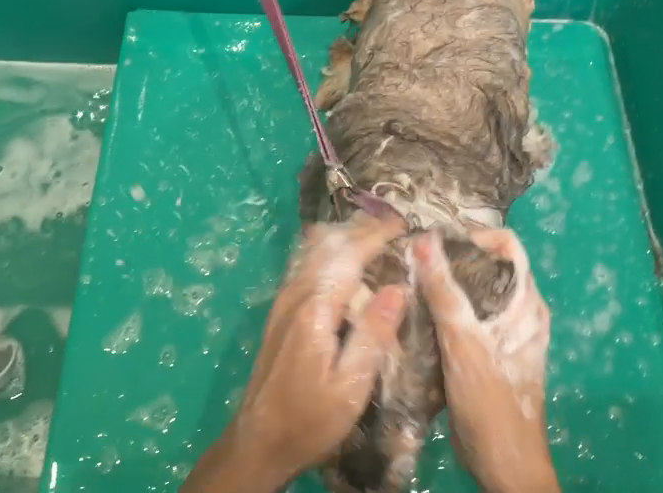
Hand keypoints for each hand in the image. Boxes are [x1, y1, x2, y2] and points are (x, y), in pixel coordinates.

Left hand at [183, 213, 410, 492]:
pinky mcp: (281, 310)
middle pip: (329, 246)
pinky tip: (343, 259)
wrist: (259, 440)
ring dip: (345, 237)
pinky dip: (329, 251)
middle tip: (395, 224)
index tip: (403, 223)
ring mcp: (284, 299)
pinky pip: (307, 264)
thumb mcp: (350, 386)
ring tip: (374, 233)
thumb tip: (397, 287)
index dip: (376, 235)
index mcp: (316, 308)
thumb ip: (373, 335)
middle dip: (362, 230)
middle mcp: (296, 293)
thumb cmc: (309, 419)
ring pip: (315, 251)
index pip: (349, 256)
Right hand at [414, 228, 558, 492]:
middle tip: (414, 264)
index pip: (507, 244)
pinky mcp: (488, 352)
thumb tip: (422, 239)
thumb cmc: (491, 404)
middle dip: (450, 260)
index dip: (474, 236)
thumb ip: (444, 292)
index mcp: (526, 303)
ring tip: (410, 286)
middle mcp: (519, 311)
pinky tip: (416, 317)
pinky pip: (466, 317)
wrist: (504, 469)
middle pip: (486, 265)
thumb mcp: (463, 343)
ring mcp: (504, 333)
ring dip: (444, 287)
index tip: (438, 247)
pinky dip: (444, 311)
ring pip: (473, 292)